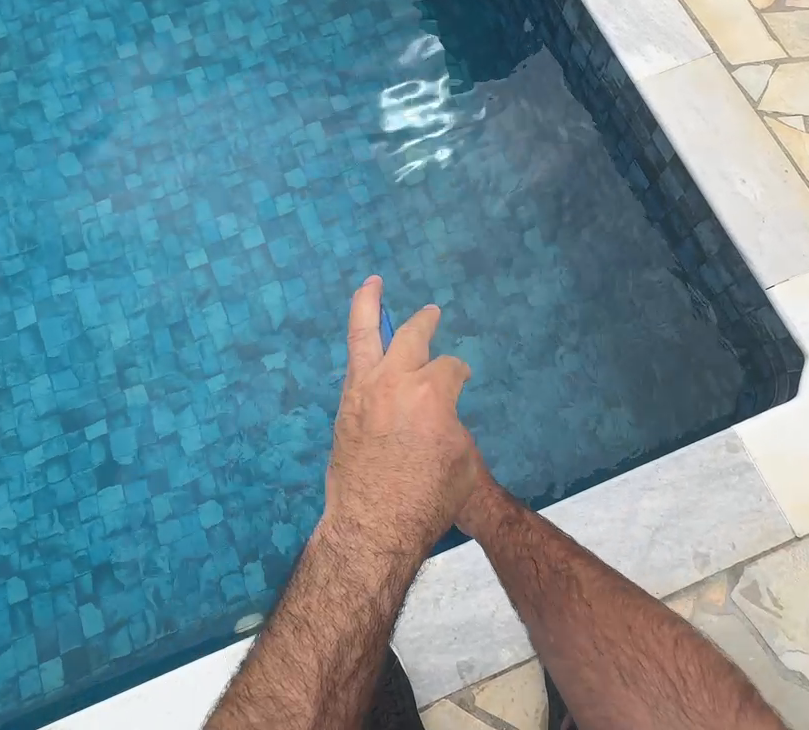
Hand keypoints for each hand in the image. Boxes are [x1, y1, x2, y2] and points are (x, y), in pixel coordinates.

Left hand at [321, 277, 484, 557]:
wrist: (373, 525)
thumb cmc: (428, 500)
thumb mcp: (463, 460)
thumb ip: (452, 423)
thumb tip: (439, 412)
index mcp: (432, 393)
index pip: (450, 368)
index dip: (459, 373)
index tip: (460, 379)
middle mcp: (395, 381)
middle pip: (412, 336)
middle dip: (425, 322)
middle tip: (432, 312)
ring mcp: (365, 389)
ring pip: (365, 333)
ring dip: (370, 304)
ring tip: (373, 283)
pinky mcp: (345, 404)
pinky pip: (354, 362)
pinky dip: (362, 343)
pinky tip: (366, 338)